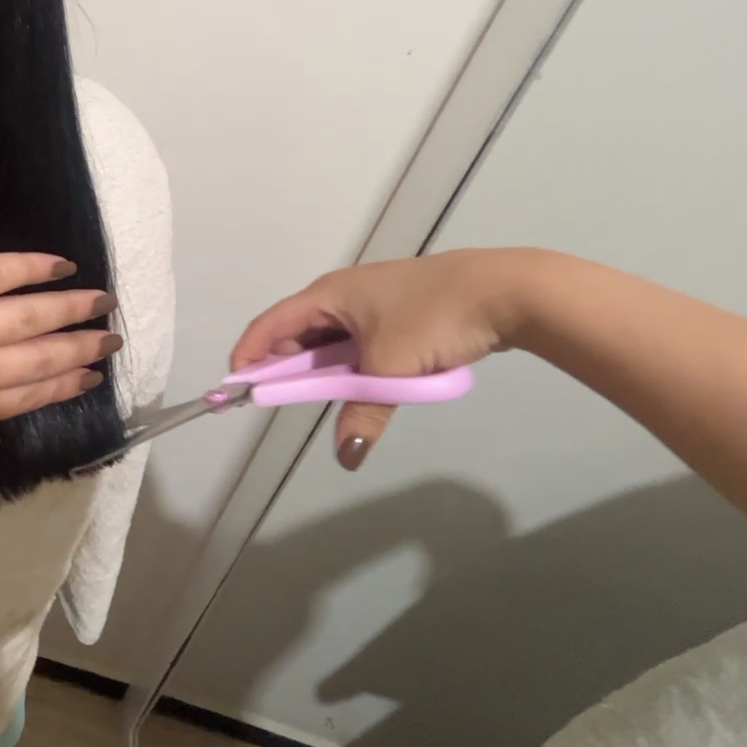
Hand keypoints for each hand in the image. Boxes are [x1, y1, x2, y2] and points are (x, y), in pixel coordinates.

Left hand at [0, 254, 120, 471]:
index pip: (28, 396)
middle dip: (82, 349)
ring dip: (71, 309)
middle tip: (112, 341)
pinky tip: (59, 265)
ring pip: (32, 313)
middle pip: (41, 355)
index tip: (90, 379)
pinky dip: (32, 268)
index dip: (64, 387)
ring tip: (102, 303)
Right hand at [230, 249, 538, 468]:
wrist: (508, 290)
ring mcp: (371, 300)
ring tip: (319, 396)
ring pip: (329, 337)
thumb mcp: (392, 367)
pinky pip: (355, 339)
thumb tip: (345, 456)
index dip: (250, 353)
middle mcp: (341, 292)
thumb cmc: (434, 316)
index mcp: (326, 294)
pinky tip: (358, 383)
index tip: (238, 386)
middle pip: (296, 332)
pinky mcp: (398, 311)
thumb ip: (363, 411)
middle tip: (280, 398)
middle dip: (284, 365)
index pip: (270, 324)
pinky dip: (347, 363)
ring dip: (320, 367)